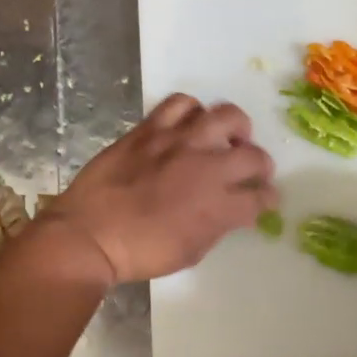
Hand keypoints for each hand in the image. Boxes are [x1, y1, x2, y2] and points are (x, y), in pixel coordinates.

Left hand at [41, 95, 276, 284]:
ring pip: (225, 116)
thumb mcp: (191, 251)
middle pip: (252, 154)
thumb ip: (216, 225)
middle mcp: (207, 166)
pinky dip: (192, 111)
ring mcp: (179, 141)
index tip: (265, 199)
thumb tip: (228, 211)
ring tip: (225, 138)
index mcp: (219, 205)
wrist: (89, 234)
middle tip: (252, 169)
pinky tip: (189, 124)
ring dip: (234, 128)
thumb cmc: (141, 253)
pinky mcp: (151, 129)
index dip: (266, 199)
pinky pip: (181, 104)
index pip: (259, 197)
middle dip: (260, 165)